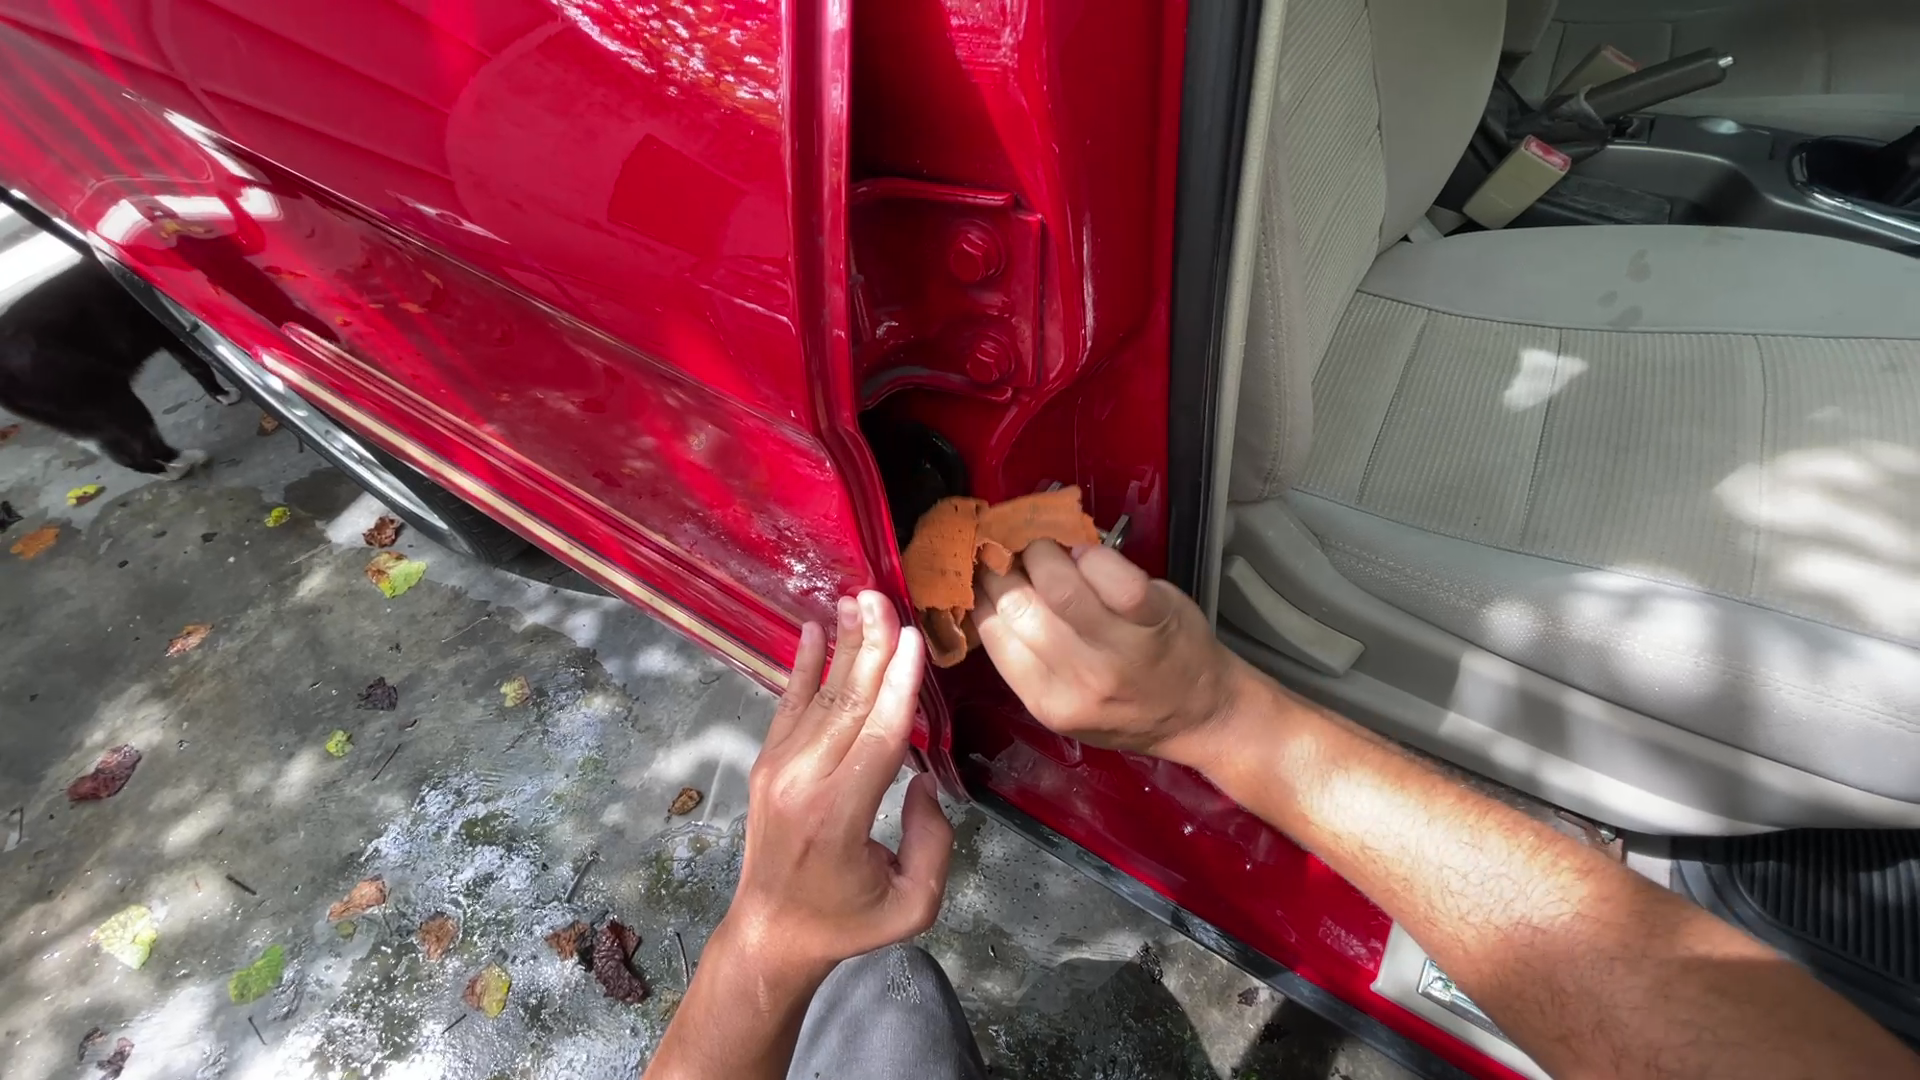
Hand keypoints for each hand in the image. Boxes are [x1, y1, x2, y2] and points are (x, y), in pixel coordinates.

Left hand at [725, 591, 954, 981]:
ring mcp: (778, 768)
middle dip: (871, 646)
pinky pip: (788, 704)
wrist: (769, 933)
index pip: (879, 737)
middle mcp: (803, 782)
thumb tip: (924, 781)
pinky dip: (803, 665)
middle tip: (883, 599)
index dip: (899, 685)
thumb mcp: (912, 906)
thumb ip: (933, 844)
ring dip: (843, 645)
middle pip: (848, 703)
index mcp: (840, 816)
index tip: (912, 639)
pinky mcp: (766, 762)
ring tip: (857, 600)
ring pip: (820, 696)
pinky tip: (813, 630)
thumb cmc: (846, 922)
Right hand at [973, 540, 1250, 768]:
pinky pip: (1110, 573)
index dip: (979, 589)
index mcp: (1045, 700)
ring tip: (1045, 548)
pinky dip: (1091, 554)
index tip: (980, 566)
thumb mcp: (1063, 701)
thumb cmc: (1126, 706)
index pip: (992, 631)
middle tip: (1006, 549)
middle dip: (1004, 565)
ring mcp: (1119, 650)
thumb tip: (987, 588)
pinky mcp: (1154, 618)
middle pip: (1018, 605)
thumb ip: (1026, 655)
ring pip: (1058, 584)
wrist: (1202, 713)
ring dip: (1042, 553)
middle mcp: (1078, 679)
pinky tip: (1087, 555)